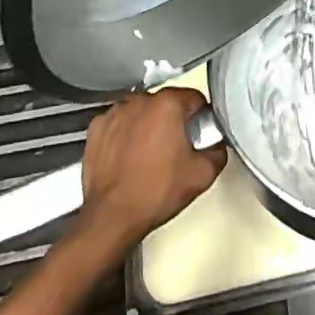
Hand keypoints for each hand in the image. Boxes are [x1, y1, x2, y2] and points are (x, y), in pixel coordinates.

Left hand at [78, 88, 226, 246]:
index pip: (194, 98)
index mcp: (168, 104)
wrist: (113, 217)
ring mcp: (115, 112)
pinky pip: (119, 123)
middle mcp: (140, 101)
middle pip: (166, 104)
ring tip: (149, 156)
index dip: (200, 117)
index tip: (198, 135)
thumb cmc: (157, 192)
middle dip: (173, 121)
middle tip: (175, 150)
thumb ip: (217, 151)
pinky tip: (128, 157)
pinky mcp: (97, 128)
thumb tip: (216, 145)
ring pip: (141, 112)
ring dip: (148, 126)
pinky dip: (124, 134)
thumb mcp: (202, 175)